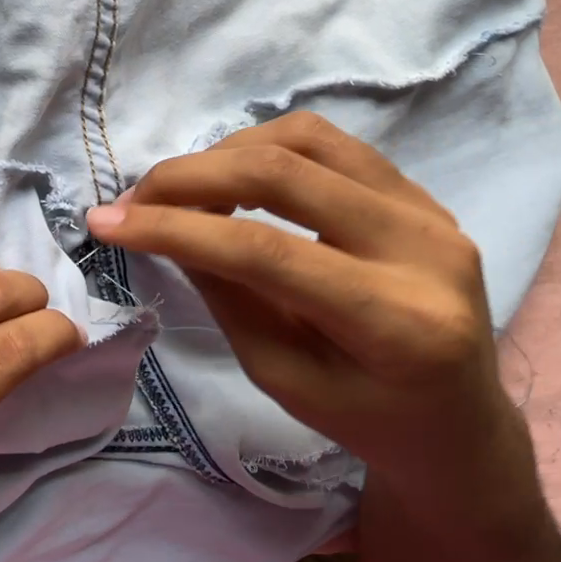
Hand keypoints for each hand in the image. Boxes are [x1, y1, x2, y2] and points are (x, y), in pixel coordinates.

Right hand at [83, 113, 527, 509]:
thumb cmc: (360, 415)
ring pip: (302, 139)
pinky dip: (259, 147)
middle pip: (282, 174)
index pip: (264, 250)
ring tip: (181, 191)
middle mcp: (427, 251)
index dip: (174, 227)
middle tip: (132, 200)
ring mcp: (430, 212)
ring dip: (221, 154)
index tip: (104, 222)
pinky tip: (230, 178)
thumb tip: (158, 226)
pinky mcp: (419, 193)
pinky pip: (326, 142)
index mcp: (397, 322)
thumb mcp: (276, 373)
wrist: (456, 422)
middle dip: (187, 177)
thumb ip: (224, 293)